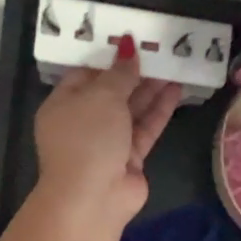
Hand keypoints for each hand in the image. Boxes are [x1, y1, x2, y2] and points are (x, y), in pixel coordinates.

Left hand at [33, 36, 182, 226]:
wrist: (92, 198)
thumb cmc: (87, 138)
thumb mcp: (101, 95)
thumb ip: (119, 72)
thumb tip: (127, 47)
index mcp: (63, 105)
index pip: (85, 75)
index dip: (108, 58)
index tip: (132, 42)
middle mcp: (83, 123)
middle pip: (111, 92)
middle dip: (134, 73)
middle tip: (160, 50)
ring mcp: (107, 144)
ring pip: (131, 110)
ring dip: (151, 89)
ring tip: (175, 64)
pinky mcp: (129, 160)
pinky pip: (145, 129)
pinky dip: (159, 111)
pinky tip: (177, 90)